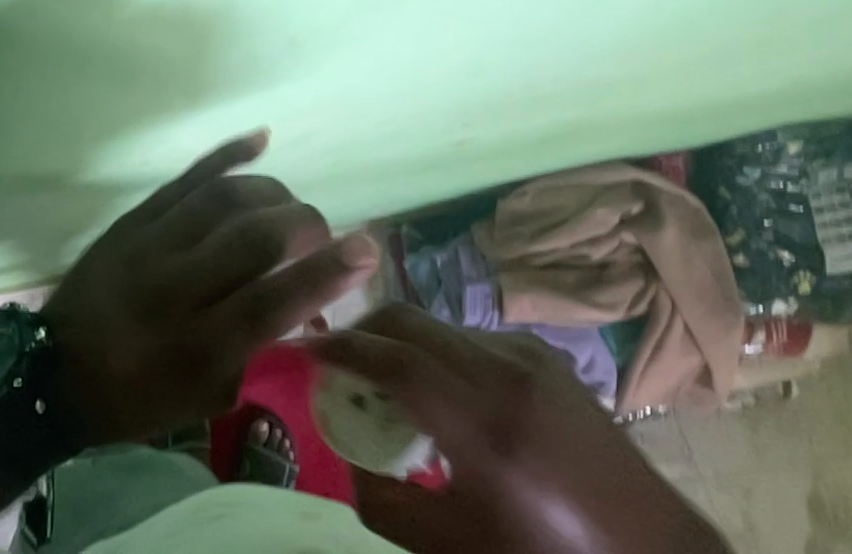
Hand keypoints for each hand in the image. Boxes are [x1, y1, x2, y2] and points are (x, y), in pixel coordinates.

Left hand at [40, 130, 379, 448]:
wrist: (53, 371)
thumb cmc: (137, 396)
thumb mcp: (204, 396)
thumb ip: (254, 347)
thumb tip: (299, 301)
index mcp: (198, 345)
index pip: (272, 300)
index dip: (326, 272)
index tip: (366, 249)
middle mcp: (176, 288)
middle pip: (254, 237)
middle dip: (304, 226)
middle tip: (321, 235)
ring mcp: (150, 245)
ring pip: (225, 197)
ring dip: (273, 194)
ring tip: (289, 208)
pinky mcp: (132, 220)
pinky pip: (185, 177)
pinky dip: (226, 154)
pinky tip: (262, 138)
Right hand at [311, 305, 730, 553]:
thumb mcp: (451, 548)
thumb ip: (382, 501)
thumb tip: (344, 457)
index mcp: (481, 423)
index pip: (390, 358)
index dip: (339, 347)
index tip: (302, 348)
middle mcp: (503, 372)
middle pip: (407, 320)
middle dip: (360, 329)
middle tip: (337, 359)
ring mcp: (530, 358)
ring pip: (437, 324)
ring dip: (399, 339)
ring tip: (388, 379)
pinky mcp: (548, 358)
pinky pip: (470, 336)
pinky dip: (438, 348)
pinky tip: (442, 388)